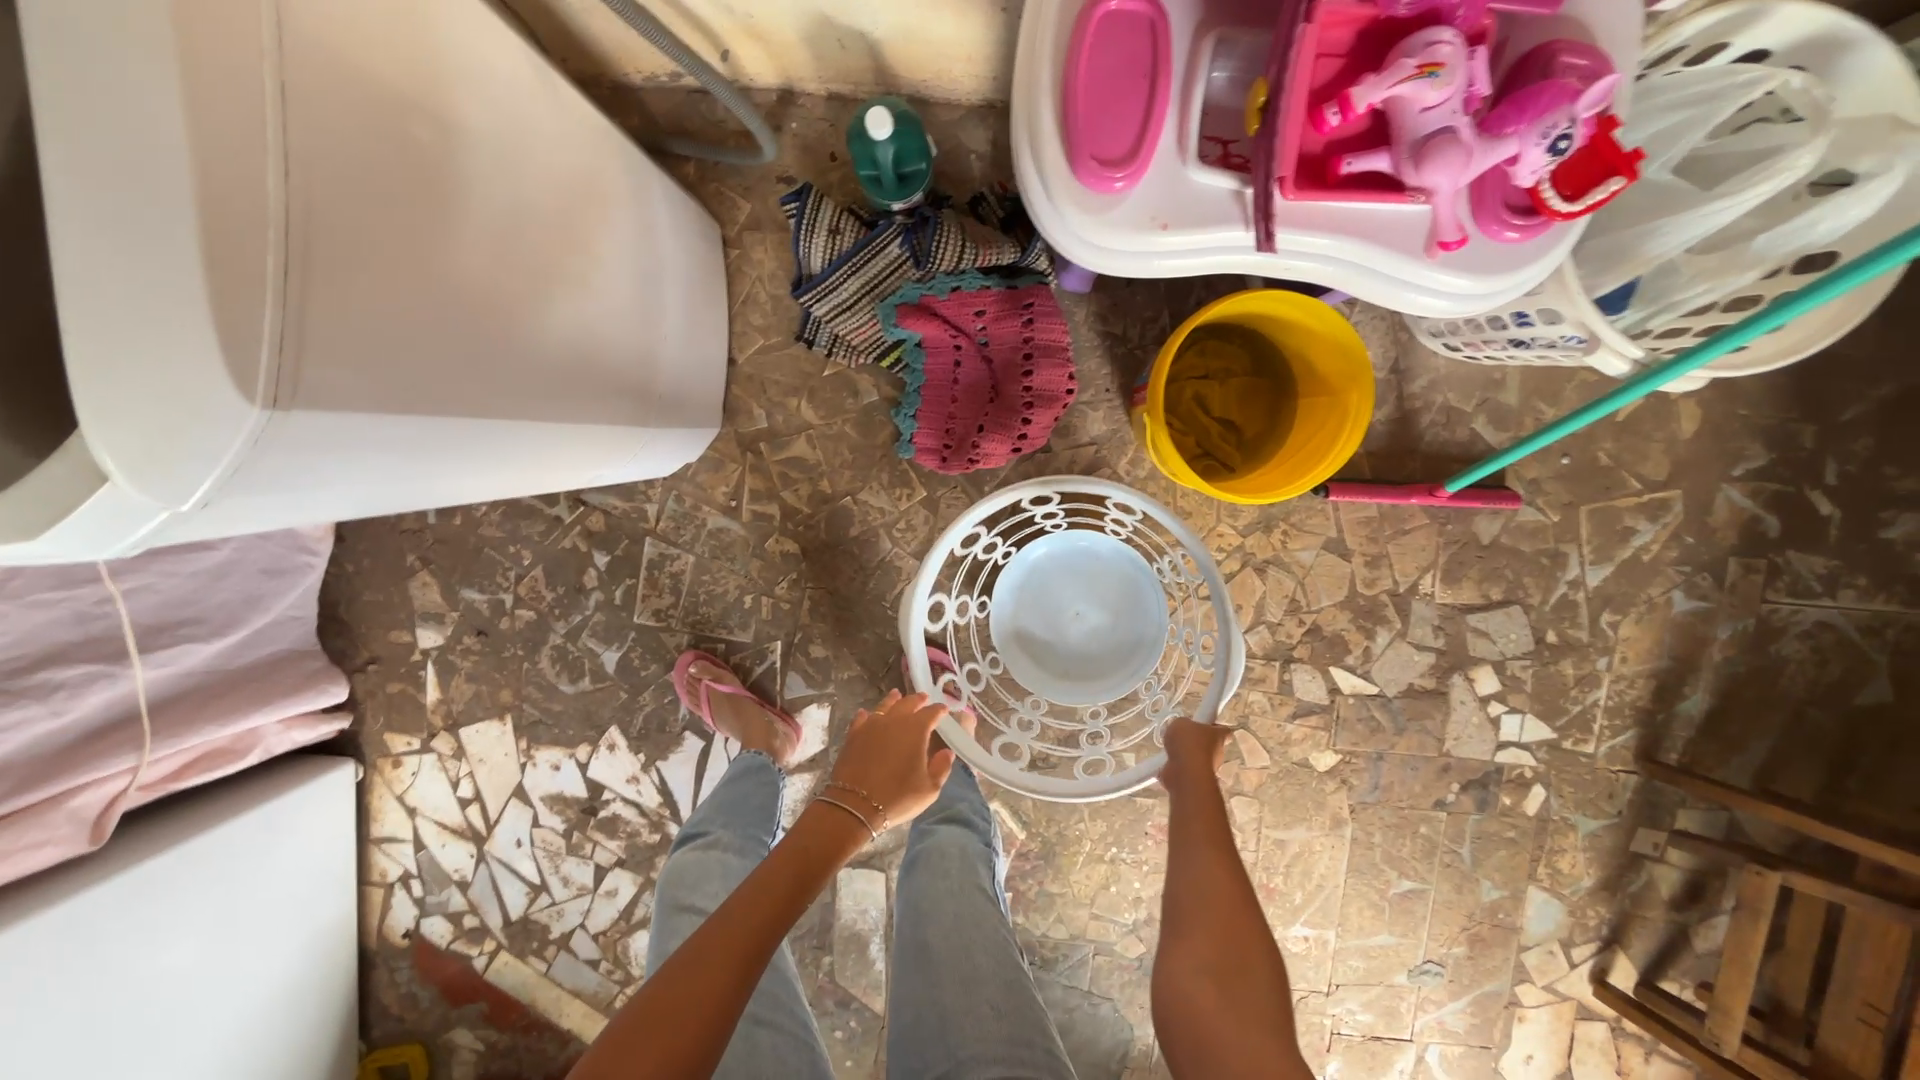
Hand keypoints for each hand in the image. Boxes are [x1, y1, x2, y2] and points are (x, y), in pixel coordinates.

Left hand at [824, 691, 954, 832]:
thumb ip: (941, 767)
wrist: (855, 805)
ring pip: (884, 706)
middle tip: (924, 698)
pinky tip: (867, 713)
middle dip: (918, 700)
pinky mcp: (853, 735)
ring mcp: (871, 726)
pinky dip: (867, 714)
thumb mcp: (929, 789)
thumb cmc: (898, 797)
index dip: (939, 710)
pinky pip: (862, 718)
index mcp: (916, 730)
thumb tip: (947, 752)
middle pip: (907, 703)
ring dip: (893, 700)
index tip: (944, 709)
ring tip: (897, 694)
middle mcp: (894, 721)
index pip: (931, 713)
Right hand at [1160, 716, 1228, 798]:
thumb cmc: (1187, 742)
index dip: (1214, 727)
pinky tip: (1169, 762)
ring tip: (1171, 750)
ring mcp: (1208, 768)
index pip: (1223, 730)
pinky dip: (1179, 767)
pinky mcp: (1197, 779)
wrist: (1184, 771)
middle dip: (1197, 742)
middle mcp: (1218, 752)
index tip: (1204, 725)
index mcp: (1218, 735)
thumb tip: (1180, 730)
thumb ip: (1182, 725)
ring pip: (1199, 758)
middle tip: (1181, 737)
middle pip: (1210, 744)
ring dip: (1188, 756)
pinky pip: (1188, 769)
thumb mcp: (1180, 723)